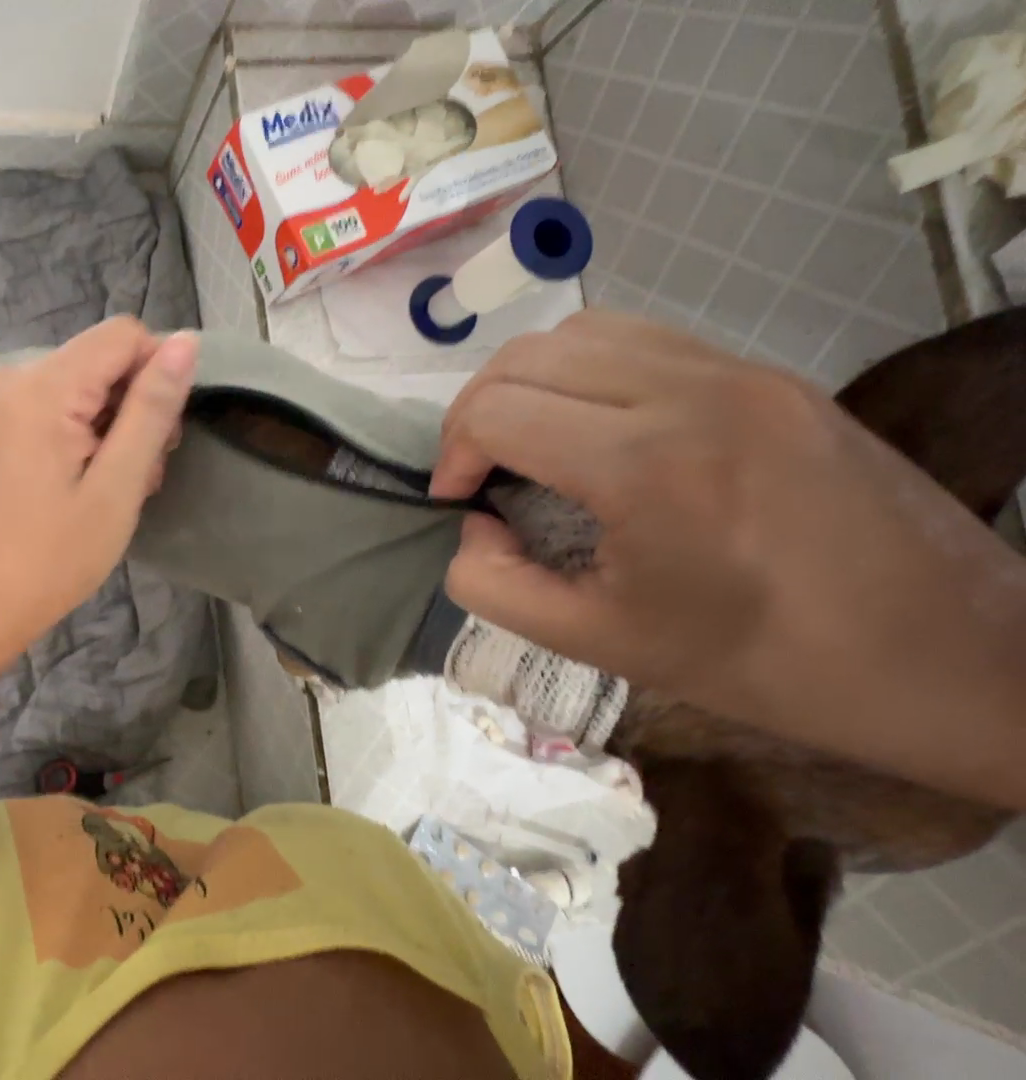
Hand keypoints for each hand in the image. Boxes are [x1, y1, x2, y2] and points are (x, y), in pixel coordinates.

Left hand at [0, 318, 195, 674]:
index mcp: (41, 387)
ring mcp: (5, 397)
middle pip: (104, 358)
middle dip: (136, 405)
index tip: (162, 434)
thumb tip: (185, 341)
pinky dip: (90, 430)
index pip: (122, 336)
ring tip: (121, 481)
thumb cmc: (61, 552)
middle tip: (144, 469)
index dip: (157, 374)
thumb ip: (152, 407)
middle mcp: (15, 376)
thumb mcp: (119, 483)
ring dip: (117, 423)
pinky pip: (64, 400)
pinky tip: (96, 474)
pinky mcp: (5, 417)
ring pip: (88, 380)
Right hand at [428, 312, 1025, 794]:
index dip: (451, 454)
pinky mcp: (769, 375)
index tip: (456, 500)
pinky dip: (589, 371)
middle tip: (479, 471)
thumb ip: (493, 583)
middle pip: (526, 356)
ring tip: (530, 440)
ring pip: (583, 331)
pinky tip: (597, 427)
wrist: (943, 655)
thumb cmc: (758, 663)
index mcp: (644, 466)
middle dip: (477, 411)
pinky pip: (645, 340)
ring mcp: (739, 372)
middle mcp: (689, 392)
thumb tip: (472, 525)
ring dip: (530, 381)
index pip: (495, 412)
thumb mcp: (594, 643)